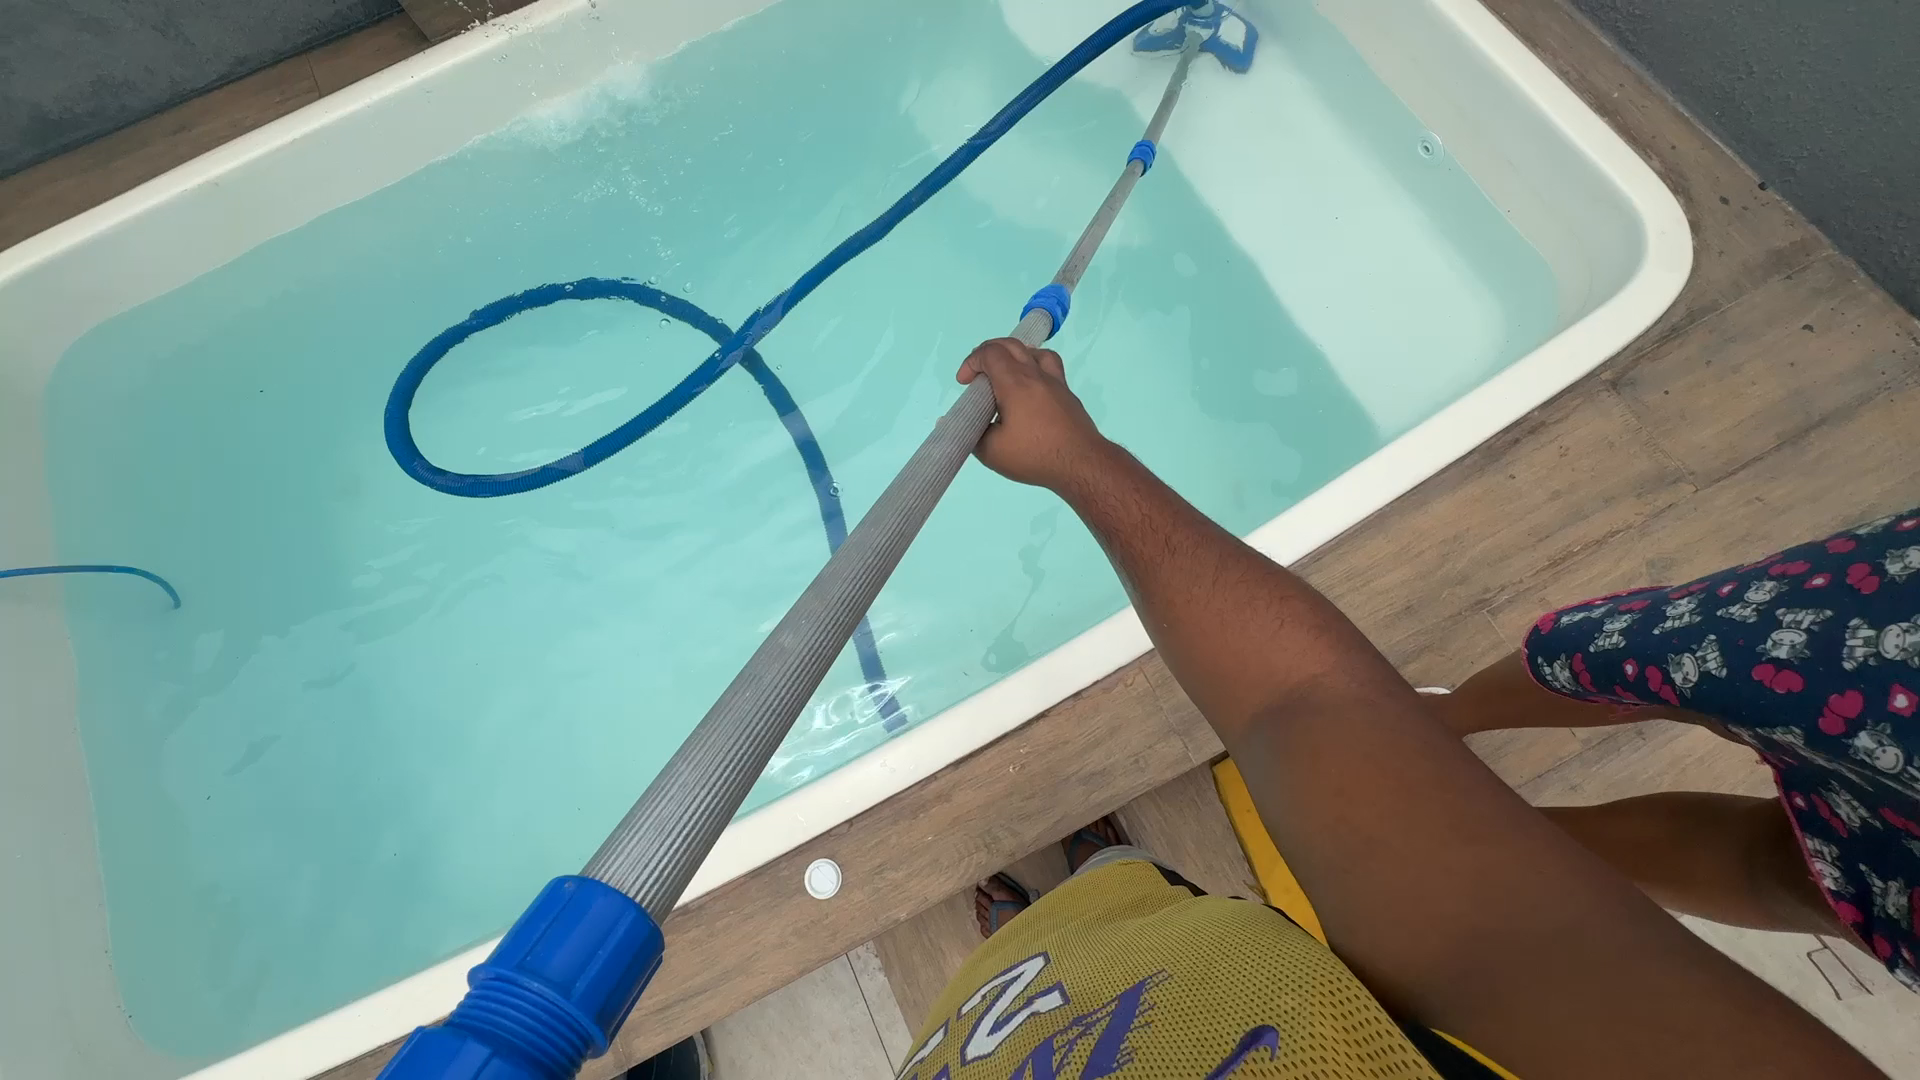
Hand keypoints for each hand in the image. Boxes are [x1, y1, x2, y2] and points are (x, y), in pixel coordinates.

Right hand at [956, 337, 1109, 491]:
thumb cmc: (1035, 456)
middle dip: (988, 352)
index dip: (971, 361)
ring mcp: (1055, 382)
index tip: (964, 383)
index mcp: (1015, 383)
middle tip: (979, 374)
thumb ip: (972, 435)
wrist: (1081, 463)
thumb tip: (954, 424)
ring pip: (1035, 352)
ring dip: (1015, 356)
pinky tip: (1031, 389)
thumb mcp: (992, 452)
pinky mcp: (1067, 394)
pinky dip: (1035, 368)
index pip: (990, 353)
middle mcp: (1036, 375)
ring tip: (1007, 375)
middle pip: (1011, 345)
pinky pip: (1050, 367)